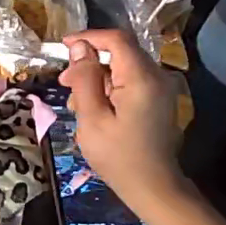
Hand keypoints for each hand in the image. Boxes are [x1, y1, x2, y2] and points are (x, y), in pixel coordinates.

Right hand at [58, 29, 190, 215]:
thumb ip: (85, 79)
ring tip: (76, 102)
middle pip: (121, 52)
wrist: (154, 187)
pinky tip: (95, 109)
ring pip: (125, 68)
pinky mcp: (159, 101)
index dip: (88, 37)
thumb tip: (79, 47)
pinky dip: (111, 88)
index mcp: (141, 77)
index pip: (116, 39)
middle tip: (65, 82)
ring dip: (99, 77)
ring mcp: (161, 89)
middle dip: (91, 61)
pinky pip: (133, 83)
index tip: (63, 46)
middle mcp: (157, 76)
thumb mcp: (93, 119)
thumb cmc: (119, 157)